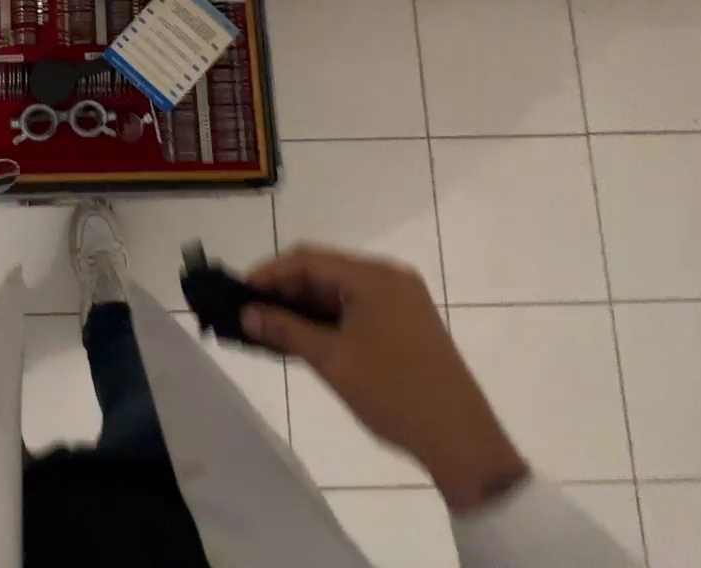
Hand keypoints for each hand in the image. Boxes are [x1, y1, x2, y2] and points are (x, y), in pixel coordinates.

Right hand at [242, 246, 526, 510]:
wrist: (462, 442)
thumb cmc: (393, 391)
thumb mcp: (331, 359)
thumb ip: (284, 329)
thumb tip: (246, 313)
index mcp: (374, 277)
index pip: (307, 259)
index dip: (269, 273)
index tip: (239, 295)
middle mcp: (389, 278)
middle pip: (322, 271)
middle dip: (284, 290)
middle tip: (250, 313)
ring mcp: (401, 300)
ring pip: (337, 291)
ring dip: (303, 307)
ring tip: (269, 328)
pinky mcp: (406, 323)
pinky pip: (355, 308)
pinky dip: (326, 319)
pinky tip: (302, 338)